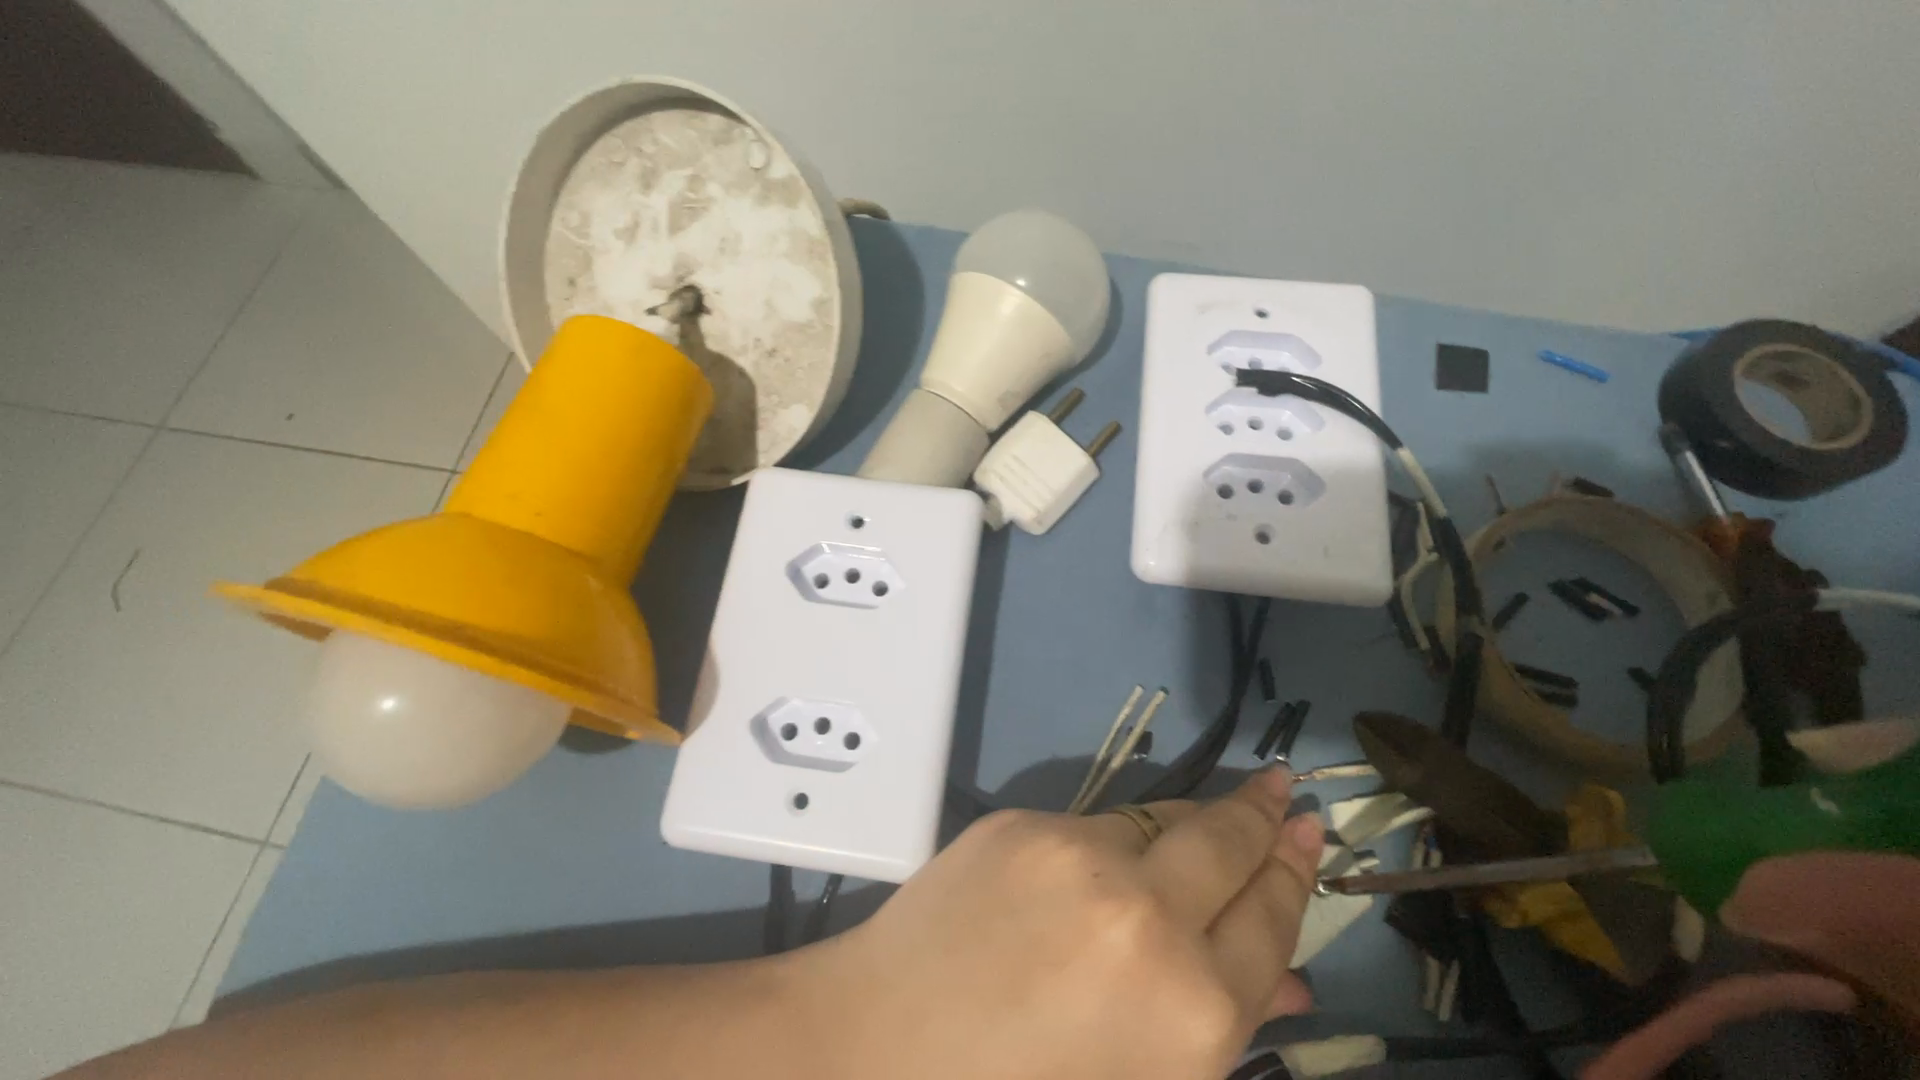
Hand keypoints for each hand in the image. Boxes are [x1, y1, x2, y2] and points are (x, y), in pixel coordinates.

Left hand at [808, 770, 1323, 1079]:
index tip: (1308, 831)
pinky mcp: (1024, 825)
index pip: (1269, 923)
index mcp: (1193, 1011)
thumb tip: (1287, 983)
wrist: (879, 1049)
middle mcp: (1149, 917)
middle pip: (1227, 845)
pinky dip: (1112, 844)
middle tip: (1281, 788)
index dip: (1293, 876)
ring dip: (1186, 827)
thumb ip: (1219, 1031)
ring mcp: (1079, 857)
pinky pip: (1092, 826)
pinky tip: (1106, 867)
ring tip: (1210, 818)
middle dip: (1261, 816)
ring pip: (1158, 823)